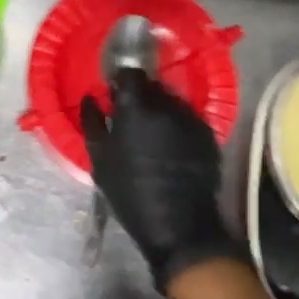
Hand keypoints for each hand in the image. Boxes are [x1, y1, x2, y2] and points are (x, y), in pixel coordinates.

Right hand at [80, 69, 241, 291]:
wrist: (179, 225)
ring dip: (161, 109)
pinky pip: (188, 119)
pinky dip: (178, 125)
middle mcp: (167, 105)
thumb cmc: (130, 193)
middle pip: (153, 86)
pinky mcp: (208, 134)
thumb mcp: (101, 160)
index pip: (130, 73)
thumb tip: (90, 98)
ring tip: (152, 134)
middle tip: (131, 116)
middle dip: (141, 95)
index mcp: (137, 108)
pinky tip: (172, 147)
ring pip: (172, 101)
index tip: (115, 94)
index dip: (121, 80)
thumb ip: (93, 122)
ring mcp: (191, 119)